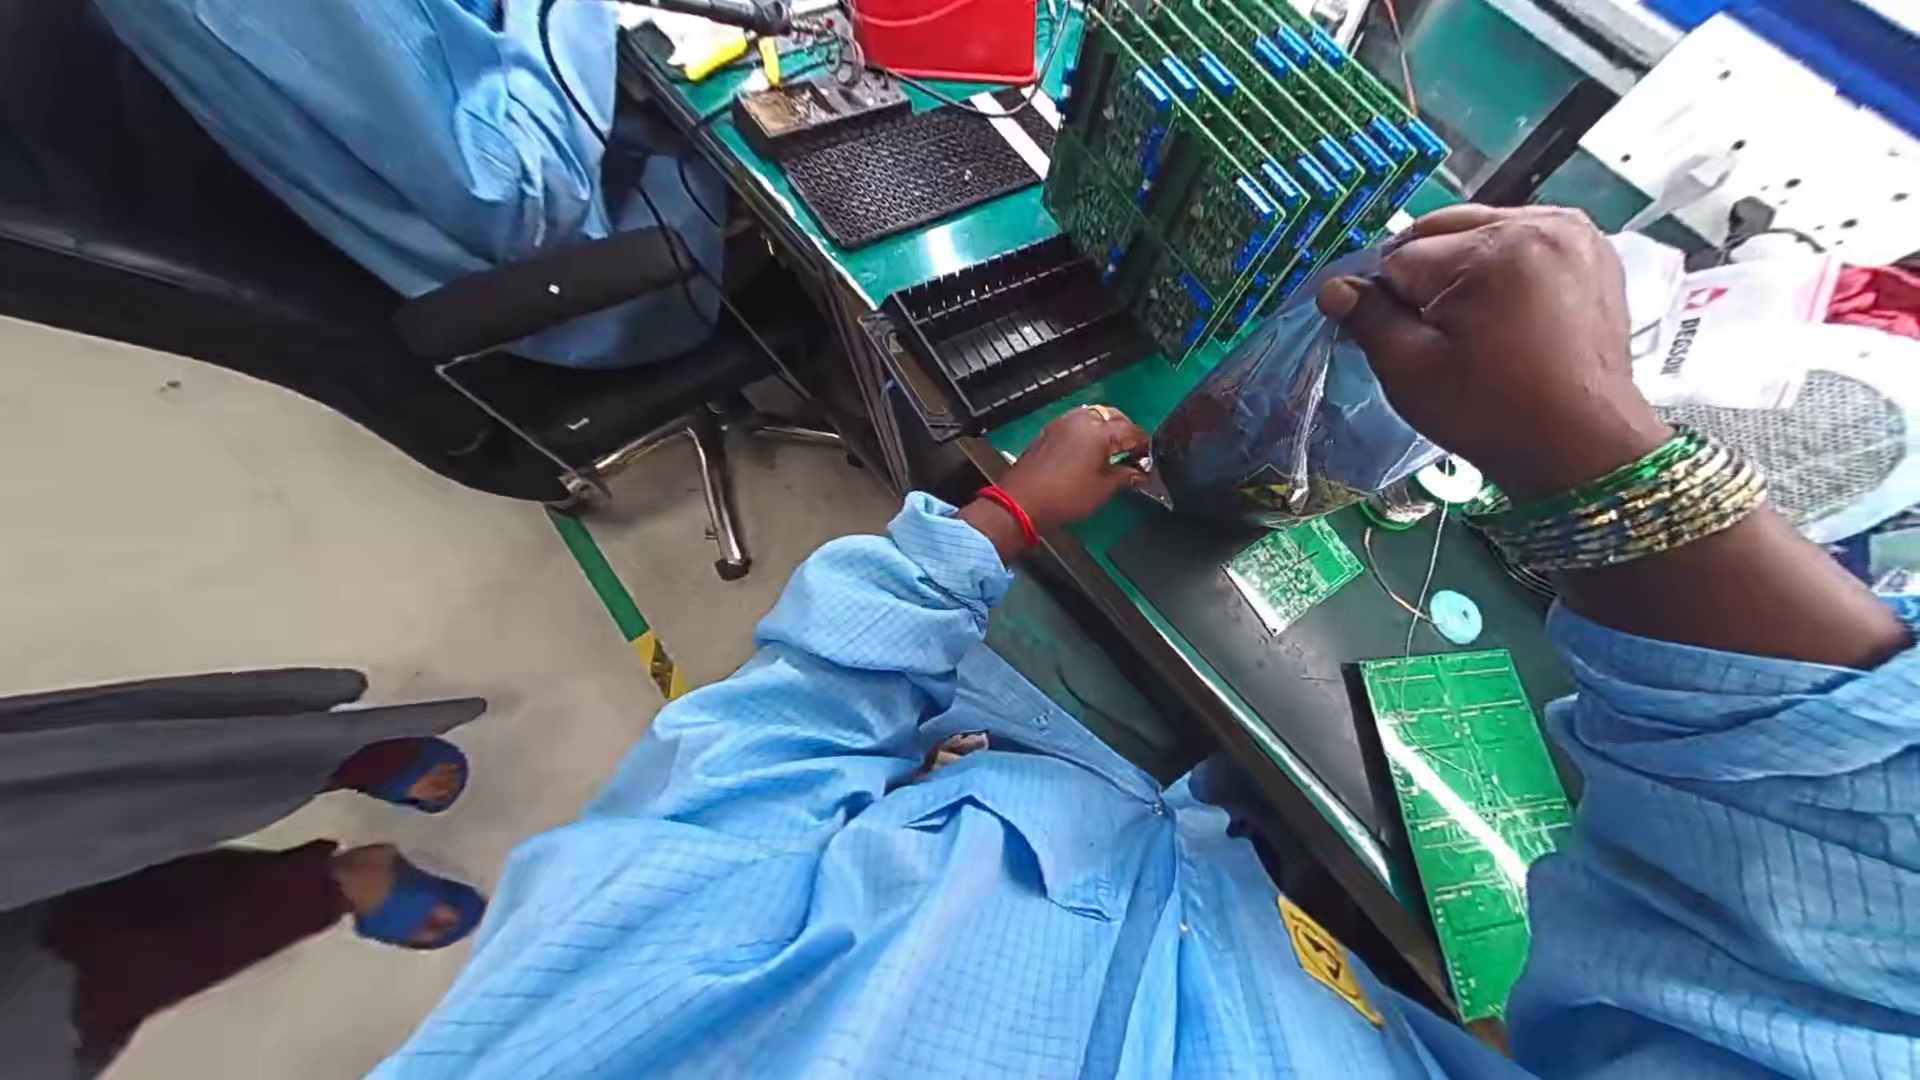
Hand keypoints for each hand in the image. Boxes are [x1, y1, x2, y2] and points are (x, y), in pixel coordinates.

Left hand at [959, 405, 1149, 560]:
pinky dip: (1087, 430)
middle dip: (1126, 431)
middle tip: (1132, 452)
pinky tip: (1089, 449)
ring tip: (1111, 450)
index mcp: (1099, 431)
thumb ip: (1125, 476)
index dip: (1144, 445)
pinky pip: (1076, 423)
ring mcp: (1062, 422)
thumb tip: (1141, 473)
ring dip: (1106, 428)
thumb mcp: (1102, 489)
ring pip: (1093, 415)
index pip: (1132, 431)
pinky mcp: (1048, 430)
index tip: (1148, 459)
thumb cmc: (1065, 497)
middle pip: (1113, 416)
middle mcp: (1081, 419)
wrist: (1021, 502)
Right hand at [1316, 205, 1671, 500]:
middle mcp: (1539, 223)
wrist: (1576, 441)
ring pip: (1475, 232)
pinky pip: (1516, 242)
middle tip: (1410, 326)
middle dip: (1411, 273)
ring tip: (1450, 319)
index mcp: (1492, 249)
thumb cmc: (1484, 407)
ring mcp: (1573, 234)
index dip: (1378, 298)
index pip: (1398, 257)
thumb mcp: (1408, 366)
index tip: (1382, 336)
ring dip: (1449, 267)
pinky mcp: (1590, 252)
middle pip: (1438, 230)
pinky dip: (1489, 267)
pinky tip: (1488, 309)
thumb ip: (1368, 318)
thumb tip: (1332, 289)